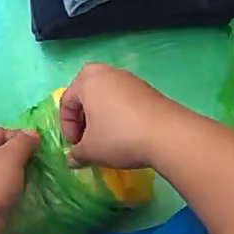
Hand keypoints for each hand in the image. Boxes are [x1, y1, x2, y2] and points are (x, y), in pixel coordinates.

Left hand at [0, 127, 41, 233]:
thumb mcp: (12, 157)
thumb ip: (24, 142)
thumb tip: (33, 134)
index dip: (18, 136)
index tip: (36, 147)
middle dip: (16, 156)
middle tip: (33, 165)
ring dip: (11, 174)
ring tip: (25, 182)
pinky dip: (4, 189)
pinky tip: (13, 196)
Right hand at [59, 64, 195, 169]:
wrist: (167, 134)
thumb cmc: (119, 137)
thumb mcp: (91, 150)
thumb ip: (77, 154)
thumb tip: (72, 160)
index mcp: (88, 80)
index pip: (66, 102)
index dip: (67, 127)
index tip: (76, 146)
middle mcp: (108, 73)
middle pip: (87, 94)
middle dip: (84, 118)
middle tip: (87, 139)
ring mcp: (131, 79)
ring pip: (107, 97)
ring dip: (102, 117)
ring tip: (107, 139)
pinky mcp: (149, 90)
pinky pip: (125, 101)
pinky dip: (120, 115)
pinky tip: (127, 135)